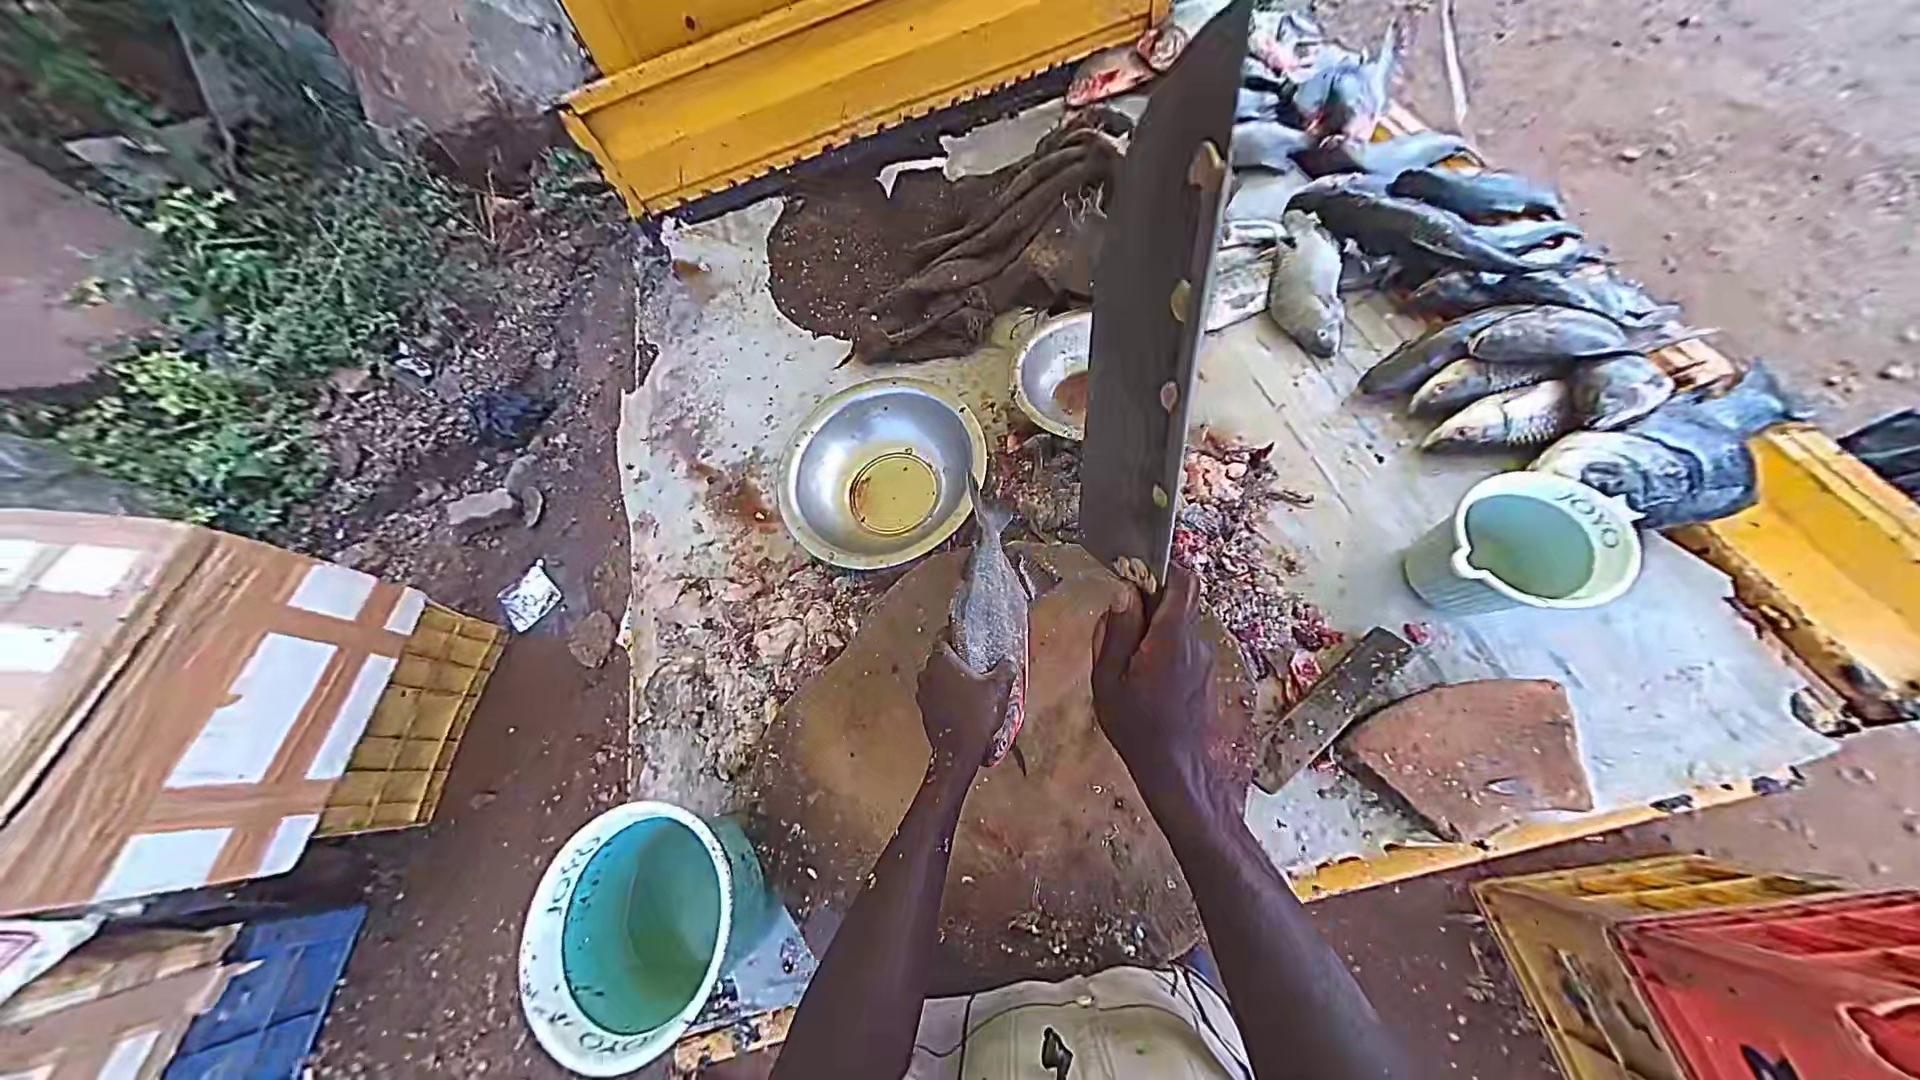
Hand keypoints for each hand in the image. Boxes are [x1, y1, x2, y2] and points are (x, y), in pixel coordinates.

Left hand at [916, 641, 1014, 780]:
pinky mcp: (924, 711)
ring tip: (971, 683)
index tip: (966, 637)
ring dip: (950, 677)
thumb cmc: (977, 716)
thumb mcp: (999, 688)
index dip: (954, 634)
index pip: (942, 636)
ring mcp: (923, 693)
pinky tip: (964, 702)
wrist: (959, 753)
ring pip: (936, 677)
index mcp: (941, 661)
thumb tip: (1008, 662)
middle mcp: (927, 674)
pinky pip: (936, 694)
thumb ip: (1005, 669)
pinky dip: (947, 694)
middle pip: (939, 657)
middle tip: (974, 661)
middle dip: (955, 658)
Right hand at [1092, 566, 1219, 803]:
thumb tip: (1123, 595)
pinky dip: (1162, 645)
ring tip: (1126, 658)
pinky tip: (1142, 674)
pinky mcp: (1203, 672)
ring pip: (1179, 622)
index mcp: (1171, 637)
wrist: (1174, 769)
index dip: (1160, 570)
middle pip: (1179, 599)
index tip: (1133, 580)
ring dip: (1153, 627)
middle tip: (1120, 625)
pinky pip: (1182, 643)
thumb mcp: (1108, 678)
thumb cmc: (1136, 726)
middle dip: (1149, 601)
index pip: (1183, 581)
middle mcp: (1194, 641)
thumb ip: (1116, 631)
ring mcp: (1203, 657)